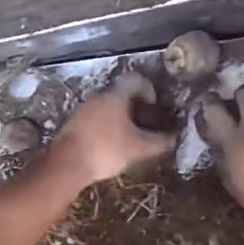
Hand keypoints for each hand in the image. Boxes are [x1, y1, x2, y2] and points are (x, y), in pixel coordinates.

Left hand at [49, 72, 175, 184]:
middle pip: (120, 93)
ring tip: (128, 135)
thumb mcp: (139, 148)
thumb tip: (175, 138)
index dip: (148, 89)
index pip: (135, 80)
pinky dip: (104, 125)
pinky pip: (93, 118)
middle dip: (135, 105)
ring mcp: (82, 109)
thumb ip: (160, 142)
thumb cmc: (106, 150)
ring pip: (105, 106)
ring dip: (118, 116)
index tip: (155, 105)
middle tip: (145, 122)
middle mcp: (97, 97)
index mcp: (115, 96)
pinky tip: (108, 143)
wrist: (67, 164)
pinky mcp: (72, 123)